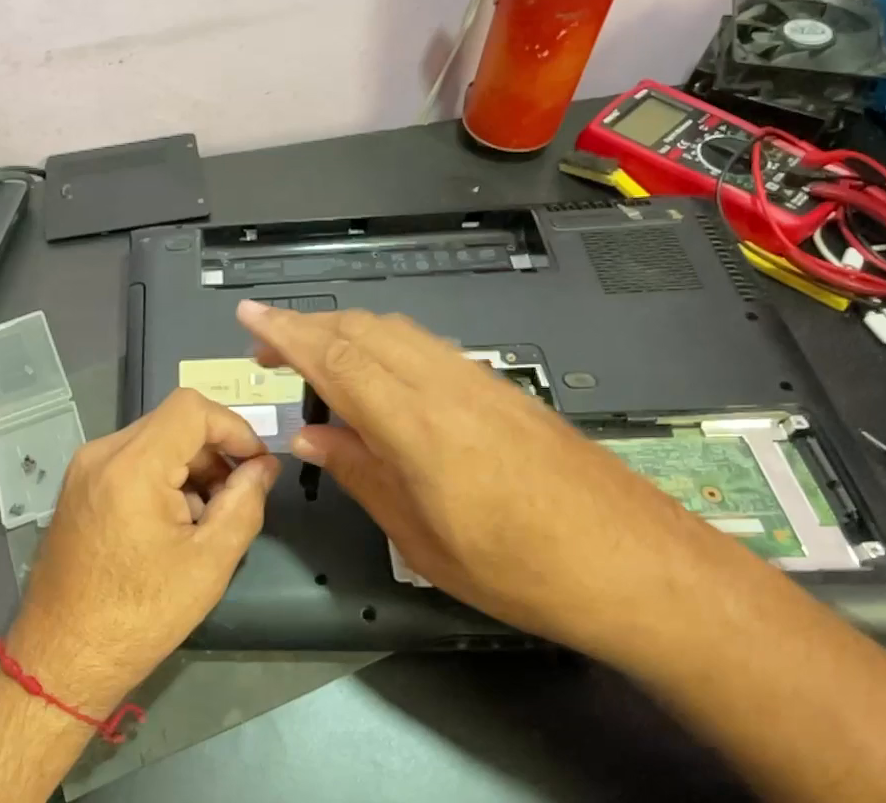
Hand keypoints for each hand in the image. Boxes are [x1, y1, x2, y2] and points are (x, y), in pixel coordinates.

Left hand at [6, 389, 279, 712]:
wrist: (64, 656)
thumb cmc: (141, 614)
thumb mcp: (209, 562)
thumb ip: (243, 503)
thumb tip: (264, 466)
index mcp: (132, 465)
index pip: (191, 409)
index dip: (233, 427)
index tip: (256, 464)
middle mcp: (101, 453)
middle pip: (171, 423)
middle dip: (213, 452)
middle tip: (237, 498)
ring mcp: (83, 469)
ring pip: (152, 441)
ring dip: (188, 467)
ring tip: (205, 520)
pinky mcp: (77, 487)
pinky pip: (129, 461)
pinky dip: (160, 478)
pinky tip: (172, 524)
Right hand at [236, 300, 724, 655]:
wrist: (638, 566)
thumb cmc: (520, 570)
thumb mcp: (422, 540)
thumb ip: (360, 474)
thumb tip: (308, 435)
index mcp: (417, 426)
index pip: (336, 359)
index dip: (285, 333)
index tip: (247, 315)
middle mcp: (444, 385)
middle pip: (361, 329)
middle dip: (305, 325)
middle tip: (265, 345)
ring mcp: (478, 380)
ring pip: (394, 330)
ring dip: (343, 329)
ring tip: (310, 354)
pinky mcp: (500, 387)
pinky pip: (425, 344)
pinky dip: (382, 340)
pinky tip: (374, 369)